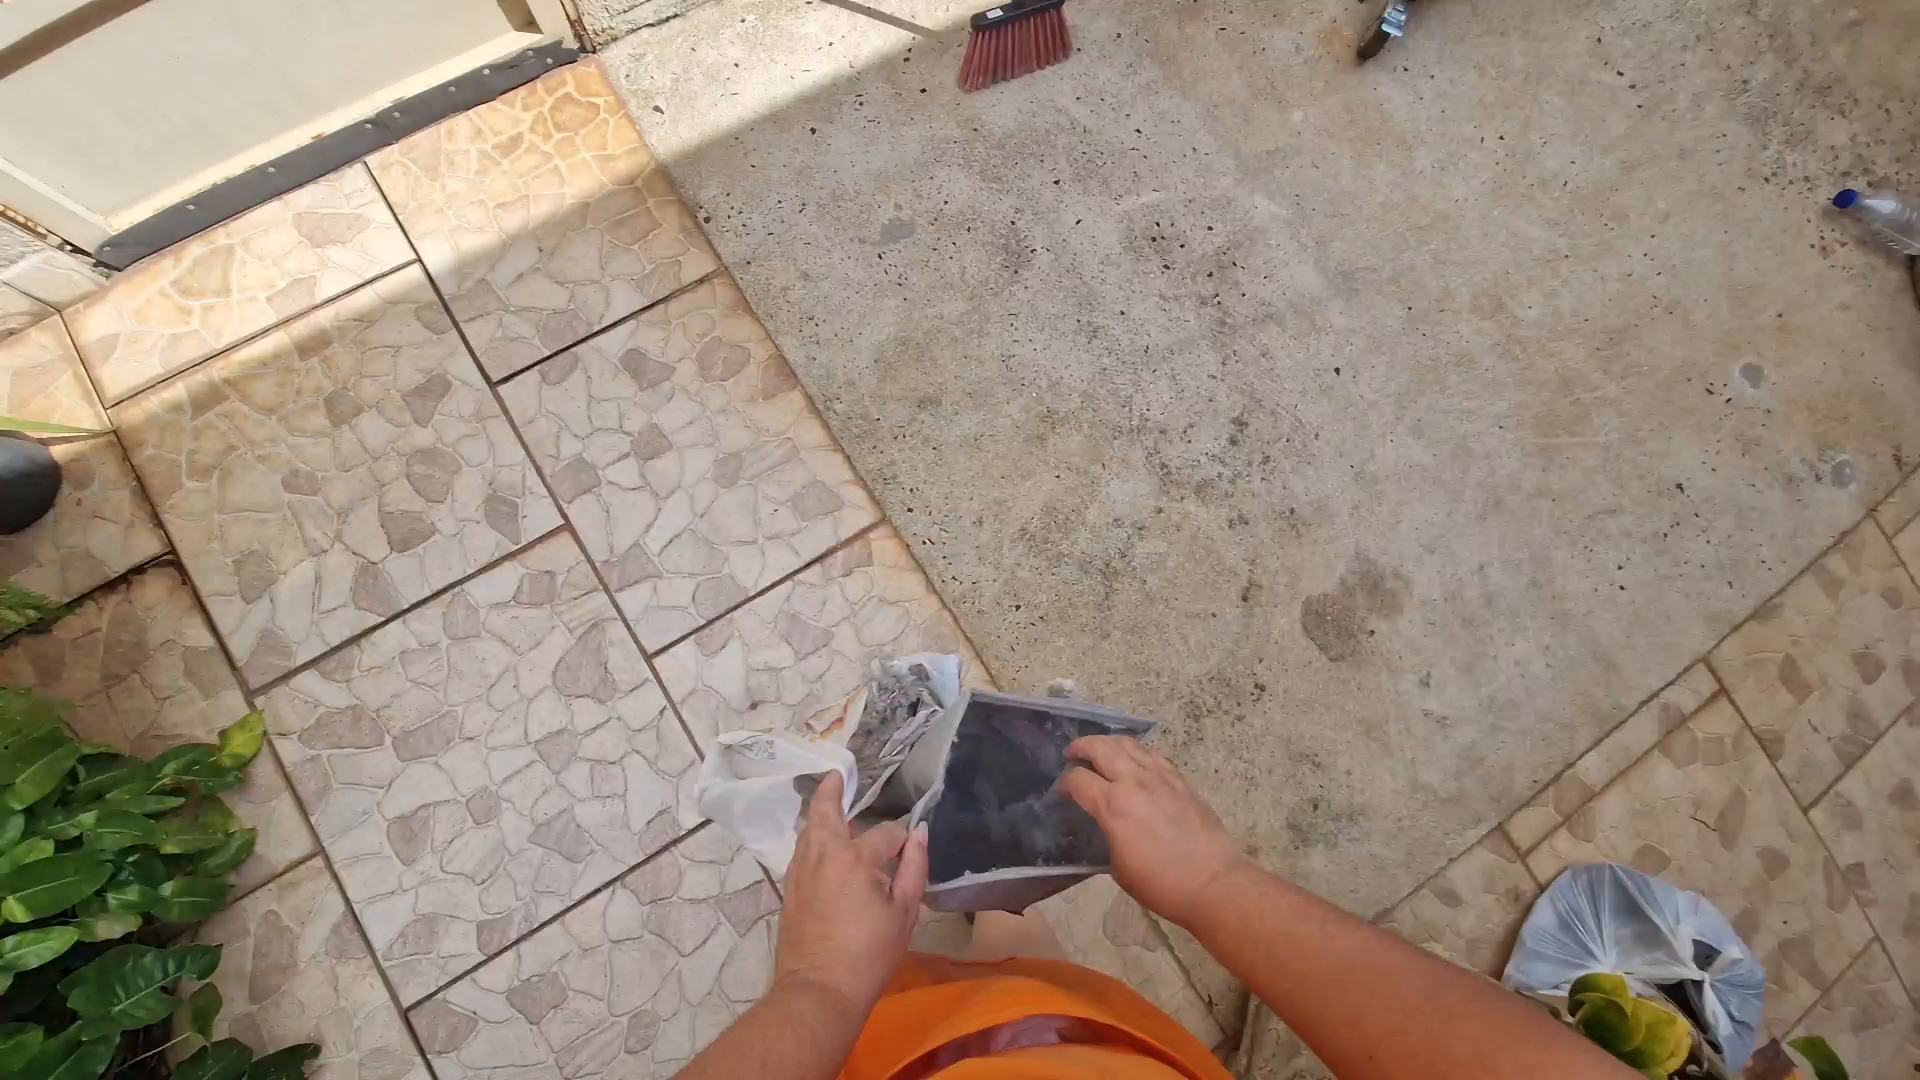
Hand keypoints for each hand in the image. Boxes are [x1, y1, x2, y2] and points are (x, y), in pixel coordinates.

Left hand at [774, 771, 928, 1017]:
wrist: (818, 993)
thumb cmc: (868, 955)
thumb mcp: (904, 913)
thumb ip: (914, 868)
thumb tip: (919, 834)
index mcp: (855, 858)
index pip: (886, 834)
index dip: (902, 841)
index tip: (911, 852)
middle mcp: (823, 854)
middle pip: (826, 810)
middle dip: (833, 790)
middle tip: (838, 775)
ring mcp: (800, 870)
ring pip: (809, 830)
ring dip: (821, 815)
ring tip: (833, 807)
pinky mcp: (789, 889)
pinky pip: (802, 851)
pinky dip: (813, 839)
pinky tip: (822, 847)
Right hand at [1061, 736, 1248, 928]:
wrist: (1213, 882)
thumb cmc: (1161, 883)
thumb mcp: (1118, 866)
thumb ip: (1107, 834)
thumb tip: (1106, 823)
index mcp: (1113, 805)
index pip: (1078, 780)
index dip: (1065, 784)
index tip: (1063, 792)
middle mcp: (1134, 781)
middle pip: (1100, 747)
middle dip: (1081, 747)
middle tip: (1072, 754)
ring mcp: (1159, 776)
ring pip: (1127, 743)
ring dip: (1107, 742)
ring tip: (1099, 749)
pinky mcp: (1179, 779)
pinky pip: (1151, 754)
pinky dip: (1135, 751)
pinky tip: (1132, 759)